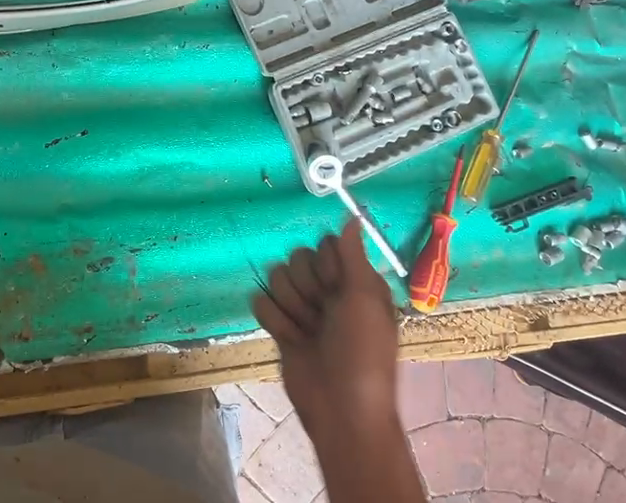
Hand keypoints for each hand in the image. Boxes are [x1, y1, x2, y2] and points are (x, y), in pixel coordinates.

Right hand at [252, 220, 402, 436]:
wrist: (341, 409)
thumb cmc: (362, 353)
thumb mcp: (365, 300)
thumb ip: (352, 255)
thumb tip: (352, 216)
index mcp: (354, 281)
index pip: (325, 244)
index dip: (325, 264)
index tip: (335, 287)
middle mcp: (328, 289)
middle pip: (297, 258)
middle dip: (306, 288)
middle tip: (322, 315)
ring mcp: (303, 308)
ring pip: (276, 277)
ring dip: (291, 307)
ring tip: (308, 332)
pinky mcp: (280, 326)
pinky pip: (260, 302)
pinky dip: (274, 322)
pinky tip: (292, 341)